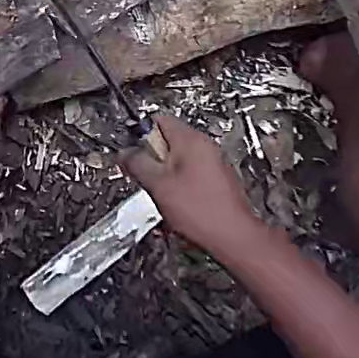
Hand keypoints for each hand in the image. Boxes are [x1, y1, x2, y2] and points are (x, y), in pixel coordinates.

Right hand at [121, 115, 263, 253]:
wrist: (234, 238)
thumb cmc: (200, 210)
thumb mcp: (158, 185)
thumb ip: (137, 164)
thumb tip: (124, 152)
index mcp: (190, 139)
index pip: (159, 119)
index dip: (141, 133)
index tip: (133, 151)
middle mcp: (204, 145)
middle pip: (168, 139)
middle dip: (153, 157)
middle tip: (147, 177)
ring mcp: (213, 162)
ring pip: (178, 158)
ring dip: (165, 173)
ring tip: (162, 194)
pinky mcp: (217, 180)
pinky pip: (190, 172)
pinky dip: (179, 183)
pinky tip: (178, 203)